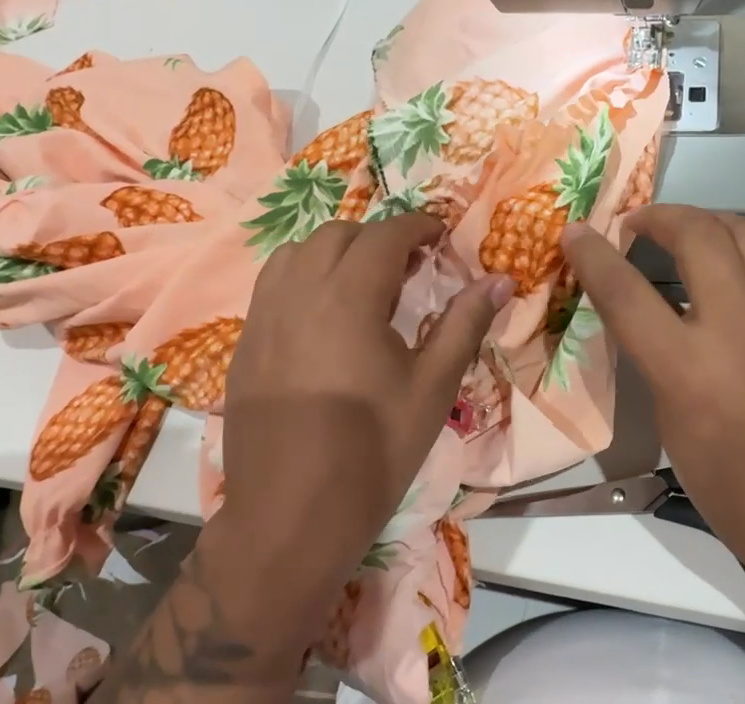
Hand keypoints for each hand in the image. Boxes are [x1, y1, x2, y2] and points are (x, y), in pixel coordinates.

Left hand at [220, 213, 511, 598]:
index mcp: (348, 298)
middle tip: (410, 265)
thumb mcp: (433, 386)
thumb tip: (500, 280)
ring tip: (364, 284)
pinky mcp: (244, 347)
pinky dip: (302, 277)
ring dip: (334, 252)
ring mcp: (262, 320)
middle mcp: (298, 295)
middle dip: (377, 237)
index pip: (384, 235)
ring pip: (294, 254)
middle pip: (336, 234)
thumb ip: (464, 323)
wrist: (291, 517)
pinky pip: (271, 287)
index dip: (417, 226)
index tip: (441, 235)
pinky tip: (325, 317)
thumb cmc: (374, 450)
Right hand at [559, 205, 744, 594]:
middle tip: (640, 224)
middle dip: (660, 216)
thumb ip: (658, 364)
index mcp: (690, 371)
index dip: (594, 256)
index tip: (576, 234)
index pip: (626, 293)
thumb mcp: (674, 431)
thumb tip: (650, 320)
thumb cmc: (738, 494)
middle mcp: (739, 330)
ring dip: (709, 219)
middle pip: (698, 235)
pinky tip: (737, 263)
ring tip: (690, 230)